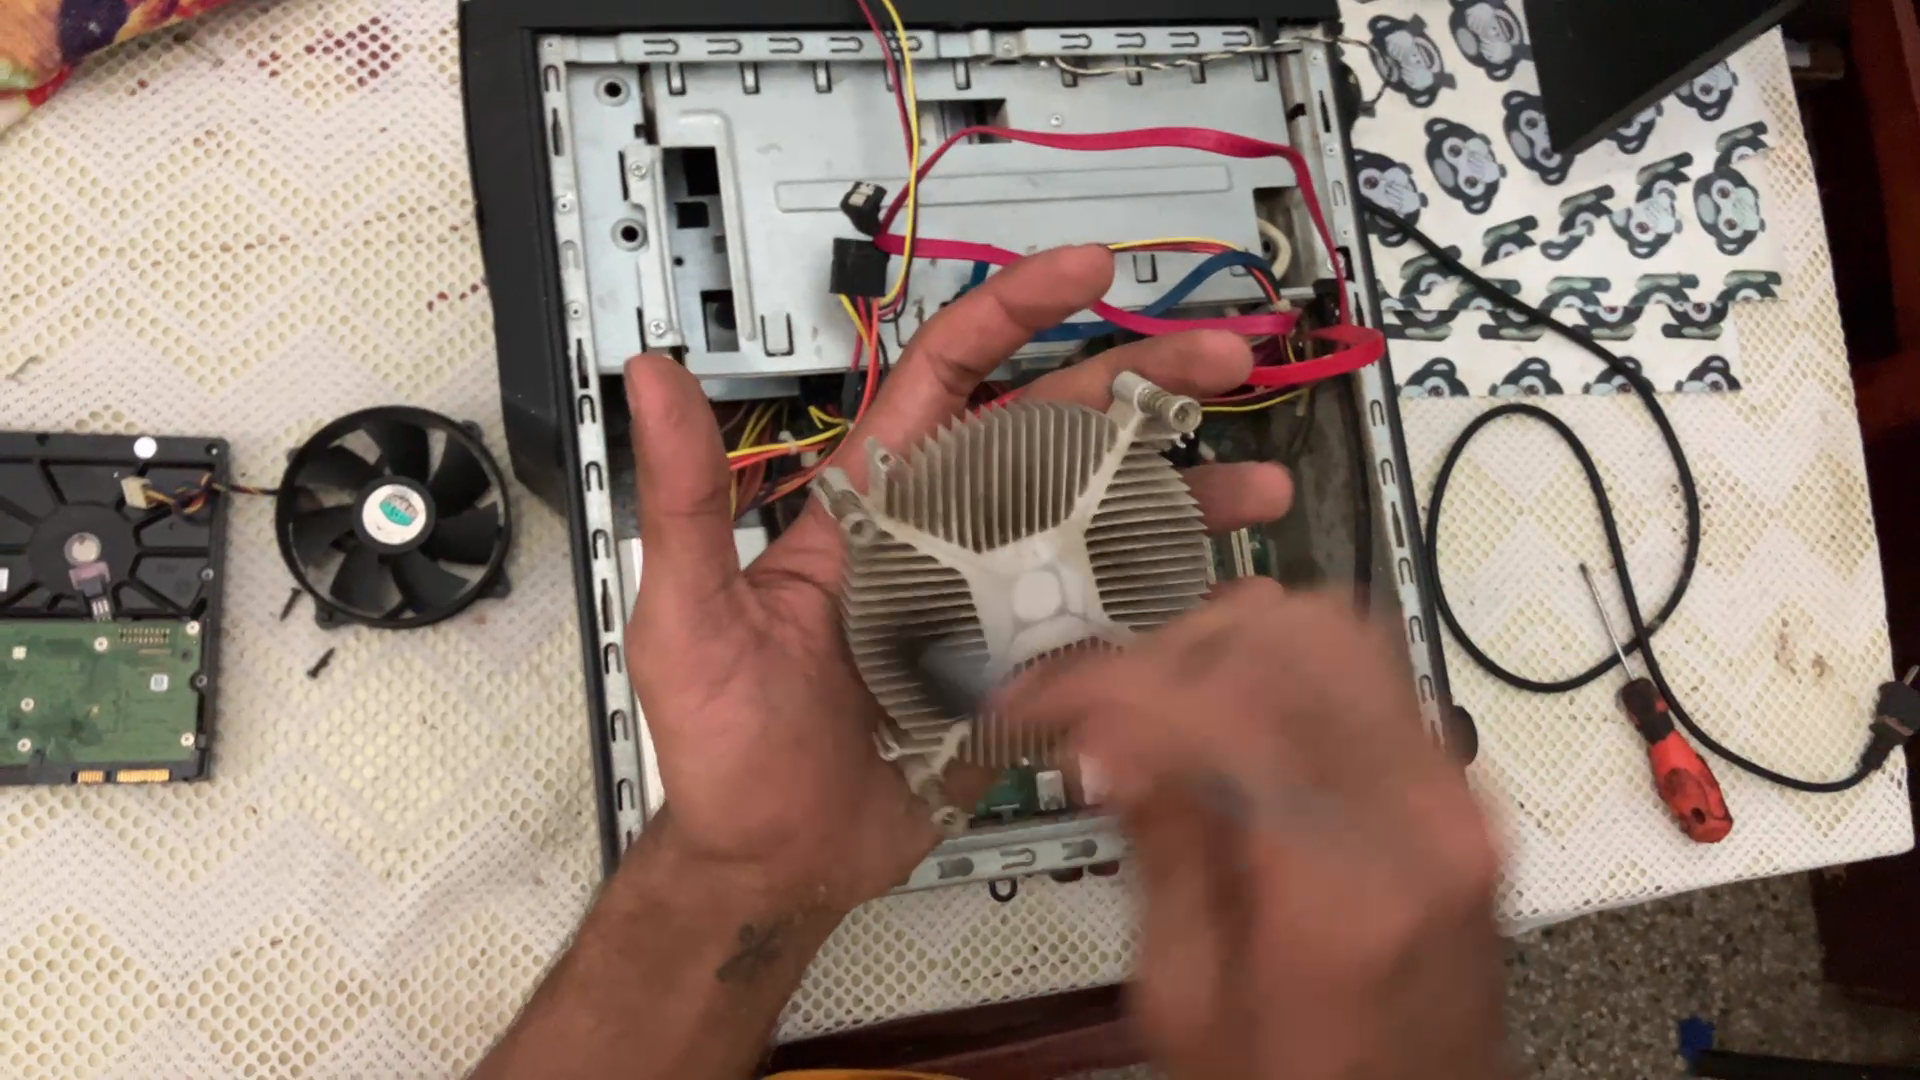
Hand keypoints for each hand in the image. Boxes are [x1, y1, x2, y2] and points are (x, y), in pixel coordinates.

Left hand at [621, 244, 1294, 912]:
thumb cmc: (730, 741)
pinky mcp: (1026, 669)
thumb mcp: (692, 617)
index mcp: (878, 506)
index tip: (1087, 272)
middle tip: (1218, 357)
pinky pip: (1105, 620)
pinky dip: (1165, 602)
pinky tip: (1224, 592)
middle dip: (1136, 385)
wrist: (782, 852)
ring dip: (1175, 496)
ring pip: (1097, 525)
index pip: (951, 378)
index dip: (1016, 313)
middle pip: (1053, 436)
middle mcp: (949, 539)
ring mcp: (996, 602)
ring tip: (1253, 484)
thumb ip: (691, 501)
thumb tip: (651, 378)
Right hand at [1007, 581, 1505, 1078]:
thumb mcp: (1185, 1002)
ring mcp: (1446, 785)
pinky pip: (1351, 658)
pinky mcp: (1441, 773)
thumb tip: (1108, 733)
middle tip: (1101, 710)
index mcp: (1344, 892)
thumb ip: (1156, 850)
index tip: (1039, 700)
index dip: (1106, 686)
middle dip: (1161, 659)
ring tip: (1158, 703)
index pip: (1215, 714)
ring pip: (1318, 626)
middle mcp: (1418, 815)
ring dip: (1215, 647)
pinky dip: (1265, 658)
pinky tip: (1220, 708)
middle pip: (1276, 642)